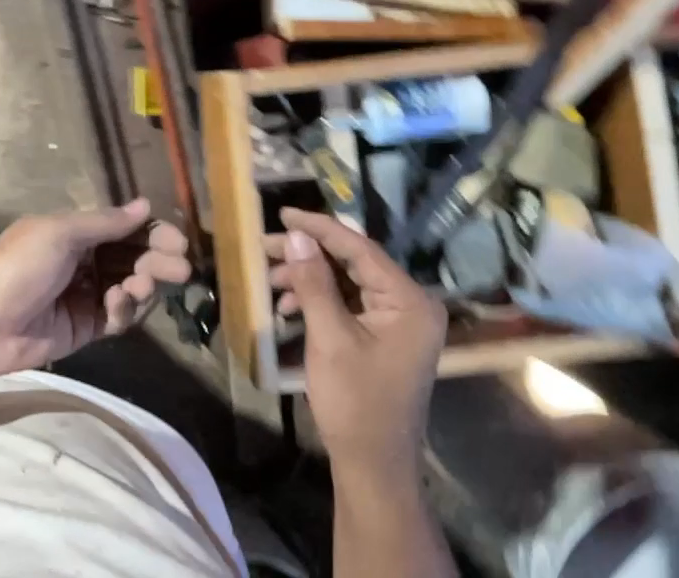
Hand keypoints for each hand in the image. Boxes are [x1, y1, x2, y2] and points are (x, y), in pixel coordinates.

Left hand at [0, 199, 191, 376]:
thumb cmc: (19, 266)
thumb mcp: (60, 233)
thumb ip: (105, 222)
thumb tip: (144, 204)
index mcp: (74, 232)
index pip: (124, 228)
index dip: (153, 232)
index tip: (179, 241)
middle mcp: (84, 260)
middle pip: (133, 257)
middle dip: (157, 261)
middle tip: (181, 269)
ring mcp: (86, 295)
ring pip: (130, 287)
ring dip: (142, 285)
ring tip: (140, 286)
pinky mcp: (86, 327)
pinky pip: (118, 316)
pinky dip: (124, 309)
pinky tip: (117, 303)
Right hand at [267, 207, 445, 476]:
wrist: (373, 465)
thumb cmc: (354, 402)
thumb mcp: (329, 337)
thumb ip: (314, 282)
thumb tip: (297, 237)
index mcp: (410, 301)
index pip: (360, 249)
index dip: (320, 228)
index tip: (284, 214)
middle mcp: (411, 304)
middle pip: (354, 263)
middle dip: (309, 255)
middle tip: (267, 247)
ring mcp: (400, 321)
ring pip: (348, 282)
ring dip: (310, 278)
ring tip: (272, 280)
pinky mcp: (385, 337)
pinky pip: (350, 303)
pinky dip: (320, 300)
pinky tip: (289, 306)